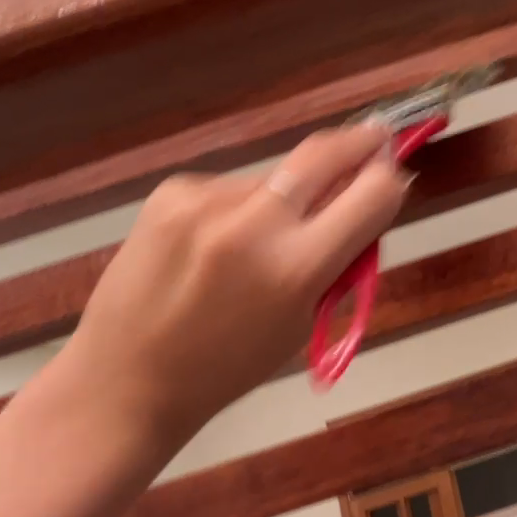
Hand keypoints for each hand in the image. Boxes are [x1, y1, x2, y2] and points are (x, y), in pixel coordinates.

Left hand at [62, 123, 408, 441]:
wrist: (123, 382)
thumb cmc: (231, 365)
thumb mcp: (305, 319)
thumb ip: (339, 257)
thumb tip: (366, 198)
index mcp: (297, 268)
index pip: (373, 193)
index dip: (390, 179)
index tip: (393, 171)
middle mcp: (255, 224)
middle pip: (327, 152)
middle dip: (360, 141)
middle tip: (375, 135)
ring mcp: (207, 202)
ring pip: (278, 176)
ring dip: (290, 190)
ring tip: (264, 232)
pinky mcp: (172, 192)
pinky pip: (233, 186)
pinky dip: (243, 204)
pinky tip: (217, 239)